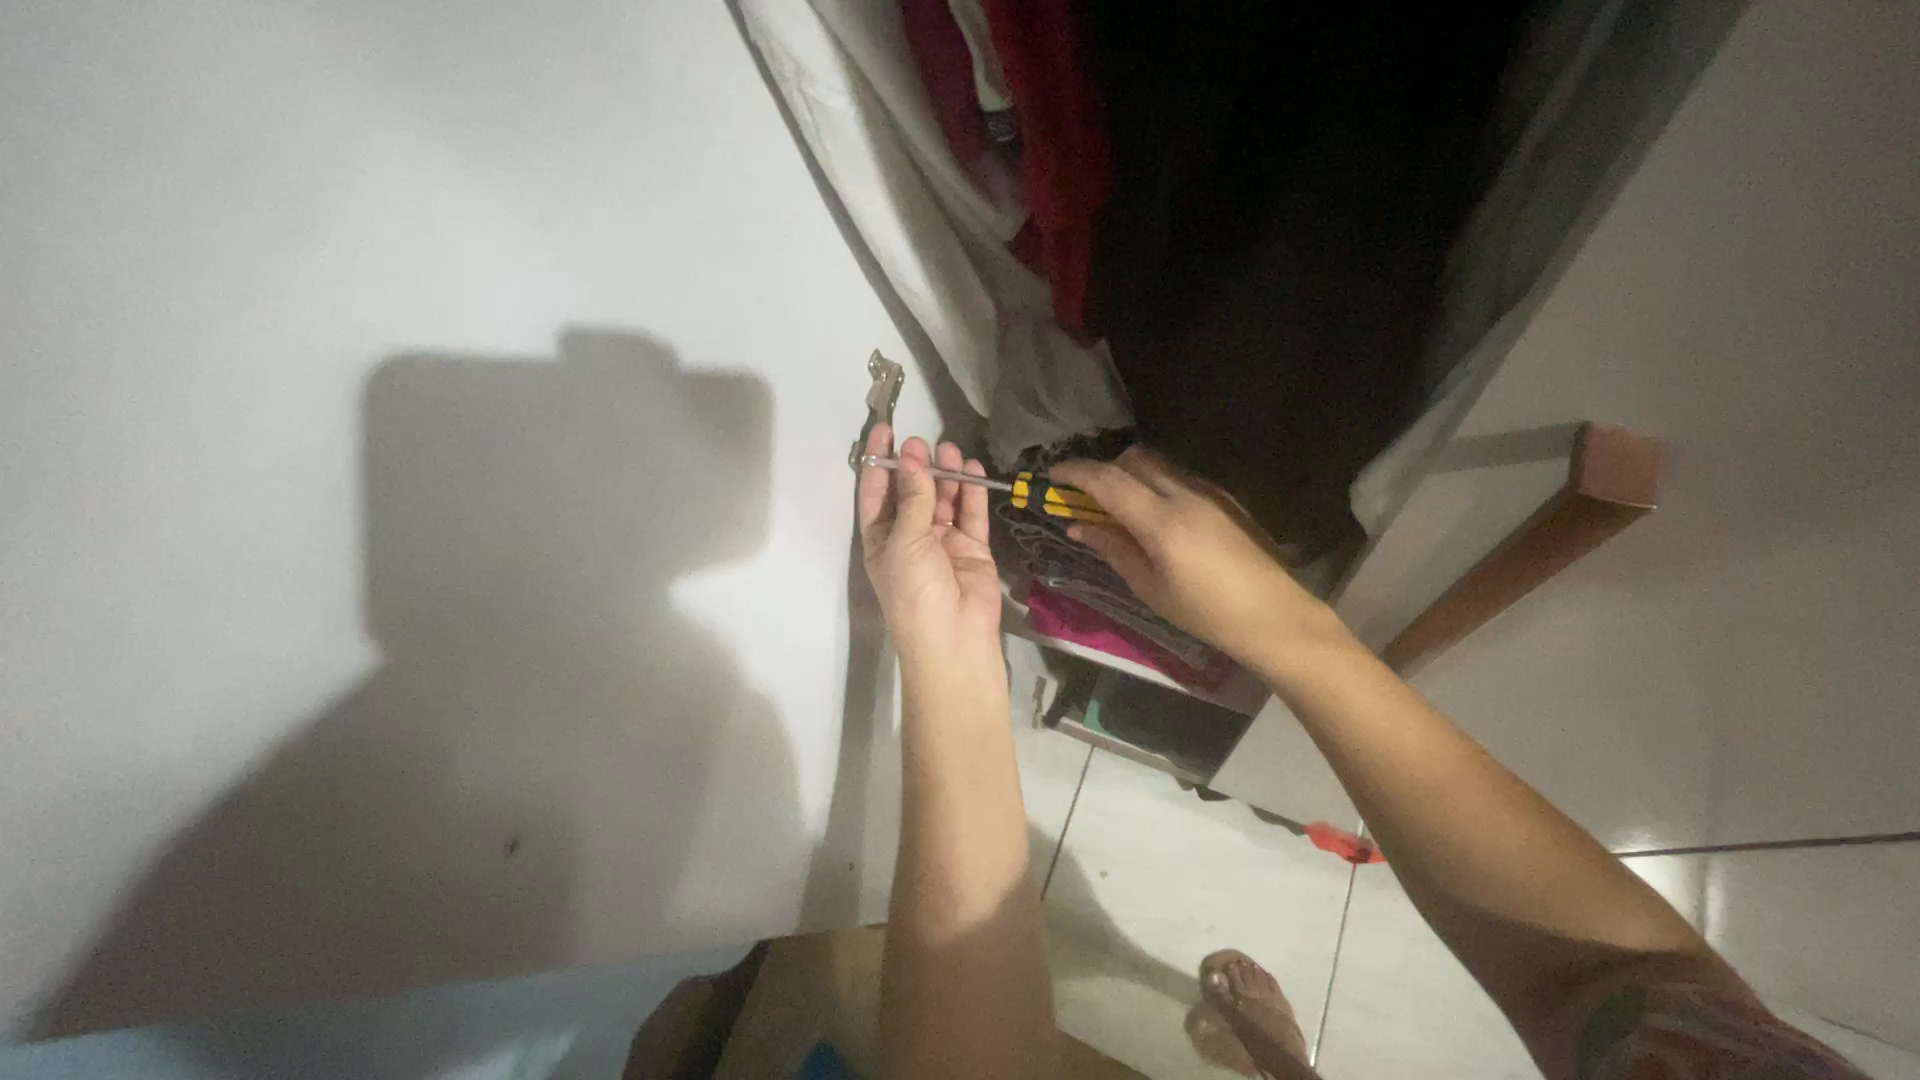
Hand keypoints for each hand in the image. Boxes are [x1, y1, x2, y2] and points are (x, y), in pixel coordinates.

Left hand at [857, 425, 1001, 662]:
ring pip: (943, 499)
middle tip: (923, 442)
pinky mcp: (972, 548)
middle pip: (912, 493)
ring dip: (945, 475)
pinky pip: (971, 514)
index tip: (885, 430)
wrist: (954, 639)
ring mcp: (942, 543)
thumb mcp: (905, 542)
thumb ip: (913, 499)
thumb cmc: (915, 591)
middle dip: (917, 466)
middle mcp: (909, 538)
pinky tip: (971, 468)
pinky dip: (971, 492)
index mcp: (881, 539)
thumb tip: (912, 459)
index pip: (876, 493)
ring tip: (949, 450)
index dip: (880, 462)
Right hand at [1050, 447, 1338, 668]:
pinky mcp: (1223, 497)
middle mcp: (1183, 494)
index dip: (1074, 473)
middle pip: (1131, 459)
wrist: (1272, 614)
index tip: (1052, 476)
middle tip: (1083, 495)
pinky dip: (1153, 483)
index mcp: (1161, 520)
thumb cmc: (1205, 611)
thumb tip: (1077, 526)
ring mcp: (1207, 492)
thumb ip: (1112, 549)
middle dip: (1101, 469)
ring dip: (1128, 474)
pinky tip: (1152, 515)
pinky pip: (1177, 476)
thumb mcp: (1149, 587)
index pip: (1107, 480)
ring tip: (1115, 505)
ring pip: (1156, 464)